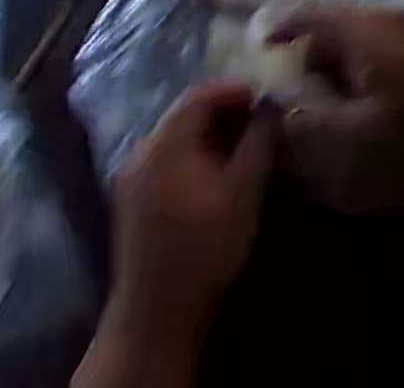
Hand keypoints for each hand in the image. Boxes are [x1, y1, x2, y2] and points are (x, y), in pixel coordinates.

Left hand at [106, 80, 273, 339]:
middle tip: (257, 115)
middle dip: (223, 108)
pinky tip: (217, 165)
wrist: (155, 314)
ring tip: (243, 139)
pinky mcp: (134, 195)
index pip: (197, 96)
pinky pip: (167, 155)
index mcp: (164, 145)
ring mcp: (132, 174)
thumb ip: (258, 144)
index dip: (232, 89)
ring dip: (210, 130)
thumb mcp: (242, 193)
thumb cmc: (204, 247)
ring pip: (175, 134)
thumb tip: (270, 108)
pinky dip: (195, 149)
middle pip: (184, 112)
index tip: (262, 95)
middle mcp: (141, 151)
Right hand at [272, 10, 403, 139]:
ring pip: (354, 35)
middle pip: (330, 26)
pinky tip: (363, 93)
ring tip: (327, 94)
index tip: (264, 45)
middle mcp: (377, 18)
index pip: (307, 16)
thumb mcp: (362, 128)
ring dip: (336, 59)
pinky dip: (358, 62)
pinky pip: (374, 42)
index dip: (283, 28)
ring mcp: (401, 26)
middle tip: (295, 82)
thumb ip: (317, 124)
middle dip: (310, 52)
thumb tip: (285, 116)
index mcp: (356, 29)